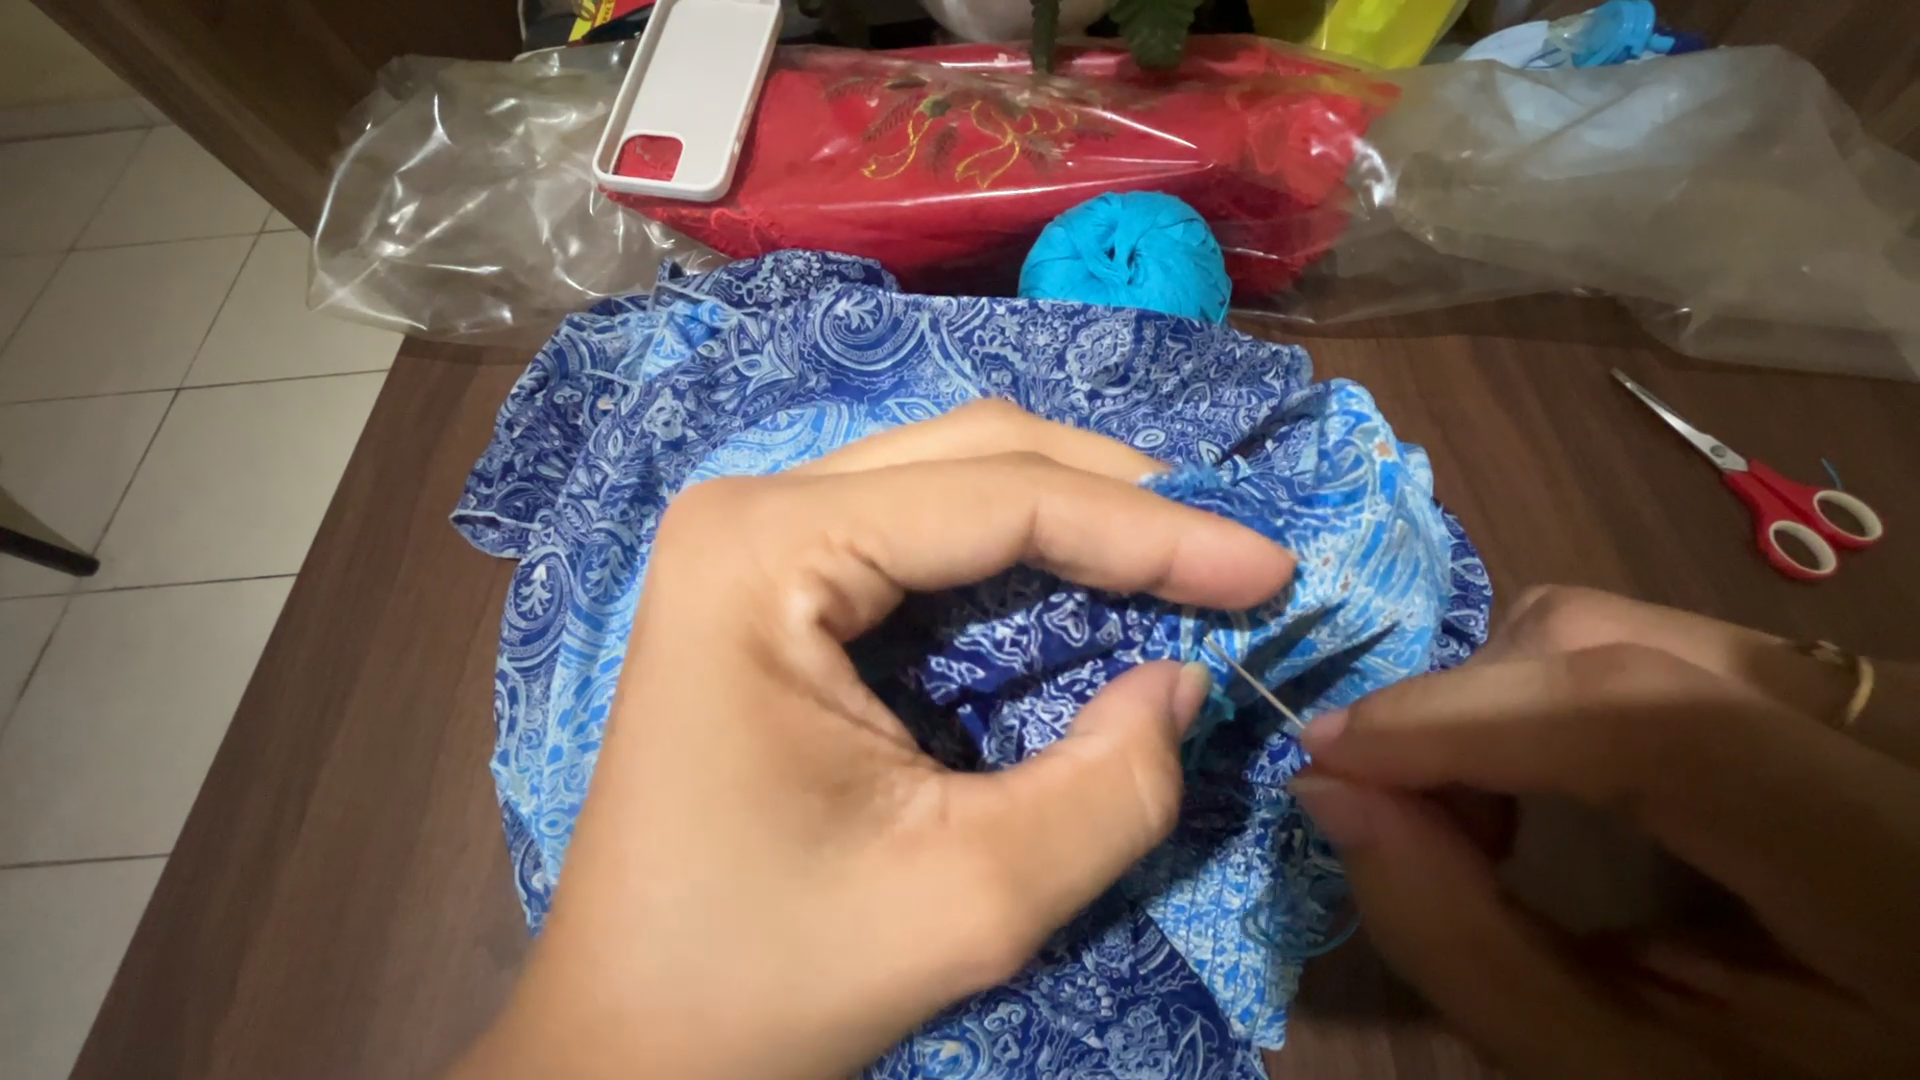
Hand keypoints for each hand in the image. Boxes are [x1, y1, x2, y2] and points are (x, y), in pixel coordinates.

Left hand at [448, 401, 1294, 1079]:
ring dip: (1075, 515)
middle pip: (976, 456)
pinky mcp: (773, 571)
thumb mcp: (971, 899)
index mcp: (764, 549)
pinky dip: (1019, 551)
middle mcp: (753, 508)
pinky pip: (923, 529)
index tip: (1267, 567)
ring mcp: (755, 531)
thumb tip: (1185, 679)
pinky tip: (1082, 584)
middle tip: (1229, 556)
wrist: (628, 1032)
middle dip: (1117, 502)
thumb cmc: (768, 975)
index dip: (1149, 529)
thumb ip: (1111, 784)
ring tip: (1177, 564)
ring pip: (955, 478)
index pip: (997, 498)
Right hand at [1292, 586, 1919, 1078]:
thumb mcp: (1613, 1069)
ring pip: (1608, 625)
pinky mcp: (1814, 682)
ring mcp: (1865, 699)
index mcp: (1909, 885)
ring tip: (1482, 811)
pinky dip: (1533, 695)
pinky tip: (1542, 784)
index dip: (1462, 718)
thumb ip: (1463, 941)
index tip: (1328, 755)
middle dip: (1459, 716)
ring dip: (1489, 703)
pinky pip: (1626, 637)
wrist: (1886, 1042)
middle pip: (1612, 647)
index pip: (1657, 726)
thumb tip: (1326, 788)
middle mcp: (1908, 748)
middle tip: (1402, 807)